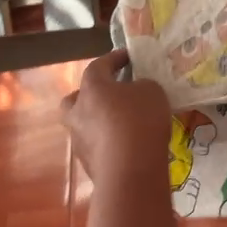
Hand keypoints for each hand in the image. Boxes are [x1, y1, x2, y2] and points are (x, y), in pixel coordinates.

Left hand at [62, 49, 175, 186]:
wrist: (129, 170)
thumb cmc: (140, 119)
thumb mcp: (151, 90)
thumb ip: (140, 86)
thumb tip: (134, 91)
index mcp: (92, 89)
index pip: (98, 66)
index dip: (113, 58)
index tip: (128, 56)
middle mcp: (78, 113)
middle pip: (75, 98)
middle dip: (89, 93)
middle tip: (110, 91)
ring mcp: (79, 140)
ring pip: (83, 123)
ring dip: (97, 118)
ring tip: (121, 118)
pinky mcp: (87, 163)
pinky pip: (95, 142)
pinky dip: (106, 138)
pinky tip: (126, 139)